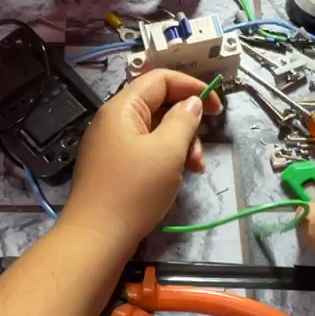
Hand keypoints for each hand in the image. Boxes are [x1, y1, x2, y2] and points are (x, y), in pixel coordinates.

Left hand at [60, 69, 222, 252]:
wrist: (97, 236)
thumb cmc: (134, 190)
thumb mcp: (168, 151)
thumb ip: (184, 120)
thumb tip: (192, 102)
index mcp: (122, 108)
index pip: (160, 79)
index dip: (192, 86)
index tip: (217, 106)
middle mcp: (113, 121)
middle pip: (158, 106)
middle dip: (187, 124)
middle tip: (200, 153)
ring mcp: (111, 145)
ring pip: (154, 132)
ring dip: (179, 146)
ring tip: (192, 170)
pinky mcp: (113, 167)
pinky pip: (144, 152)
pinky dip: (164, 160)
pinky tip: (175, 180)